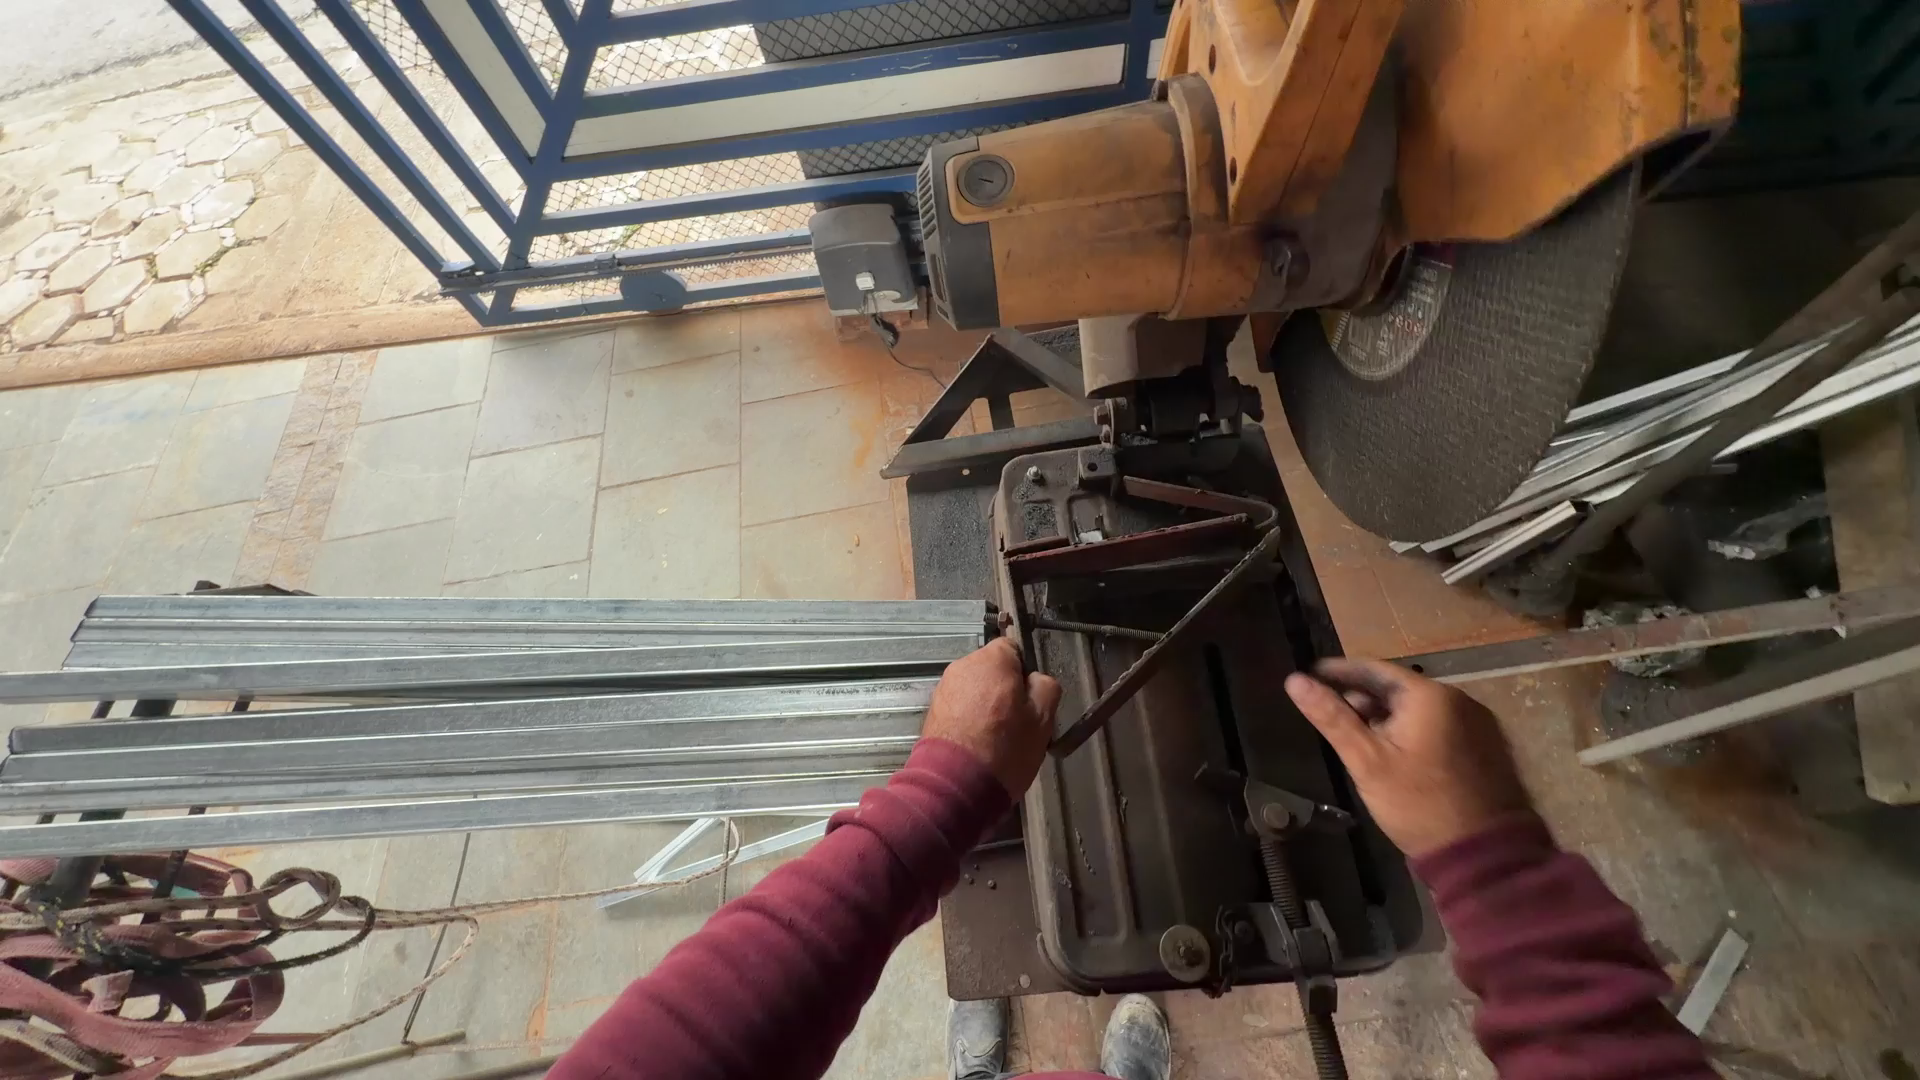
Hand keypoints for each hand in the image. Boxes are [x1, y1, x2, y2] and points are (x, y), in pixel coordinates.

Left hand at [922, 638, 1063, 798]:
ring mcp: (944, 687)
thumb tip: (1036, 680)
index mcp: (992, 660)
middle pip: (992, 668)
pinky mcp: (933, 709)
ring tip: (996, 735)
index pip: (1013, 648)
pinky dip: (970, 717)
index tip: (1030, 697)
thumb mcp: (1043, 718)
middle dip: (1004, 688)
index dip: (1025, 671)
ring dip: (986, 703)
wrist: (955, 785)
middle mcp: (963, 666)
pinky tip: (978, 741)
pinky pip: (960, 704)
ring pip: (975, 687)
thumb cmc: (1004, 749)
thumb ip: (1046, 686)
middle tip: (1017, 720)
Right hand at [1284, 658, 1532, 857]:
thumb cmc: (1418, 804)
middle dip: (1361, 696)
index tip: (1310, 674)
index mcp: (1430, 696)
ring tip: (1356, 734)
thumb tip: (1293, 680)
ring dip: (1385, 714)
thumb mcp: (1365, 760)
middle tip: (1330, 711)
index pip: (1373, 668)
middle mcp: (1460, 700)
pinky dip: (1410, 728)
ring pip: (1417, 707)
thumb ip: (1330, 717)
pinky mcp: (1487, 746)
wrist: (1487, 858)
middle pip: (1397, 687)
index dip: (1337, 670)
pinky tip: (1391, 749)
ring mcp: (1478, 724)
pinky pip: (1438, 724)